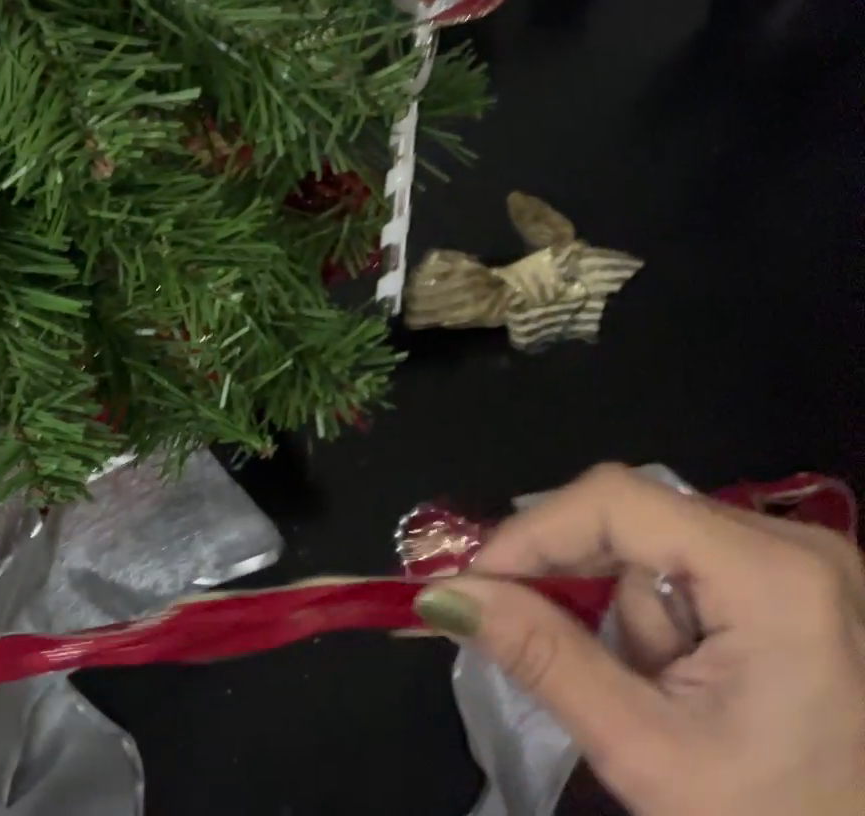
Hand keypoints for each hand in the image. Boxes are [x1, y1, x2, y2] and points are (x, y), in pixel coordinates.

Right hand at [414, 464, 864, 815]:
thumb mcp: (647, 747)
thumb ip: (540, 656)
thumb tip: (440, 593)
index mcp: (778, 577)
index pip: (609, 500)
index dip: (527, 533)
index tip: (476, 588)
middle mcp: (799, 549)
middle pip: (624, 519)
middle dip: (578, 585)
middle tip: (563, 655)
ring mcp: (808, 568)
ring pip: (647, 546)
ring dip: (618, 609)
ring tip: (654, 689)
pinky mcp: (802, 589)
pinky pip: (681, 567)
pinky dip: (651, 616)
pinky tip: (679, 675)